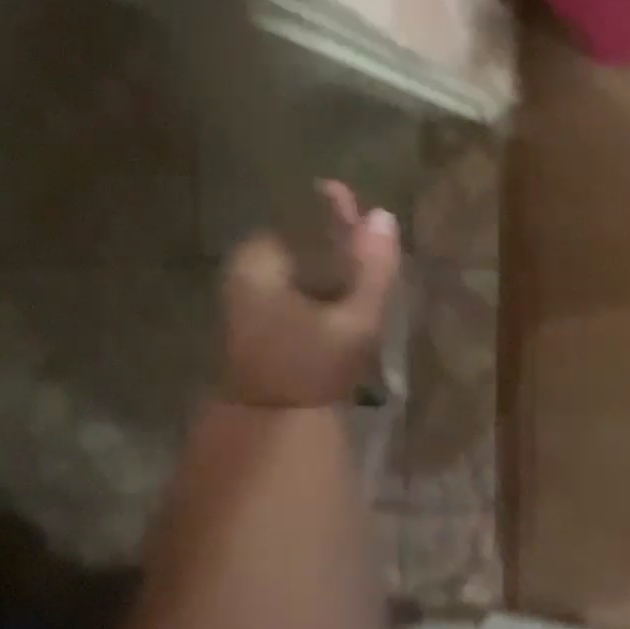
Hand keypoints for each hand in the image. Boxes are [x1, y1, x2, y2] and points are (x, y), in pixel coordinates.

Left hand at [220, 181, 398, 407]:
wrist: (268, 424)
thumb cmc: (310, 365)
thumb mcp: (354, 317)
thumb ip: (373, 267)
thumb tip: (384, 215)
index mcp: (260, 262)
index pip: (301, 215)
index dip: (335, 208)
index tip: (361, 205)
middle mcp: (245, 270)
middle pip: (299, 235)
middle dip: (334, 232)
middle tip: (369, 232)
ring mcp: (245, 294)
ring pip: (296, 259)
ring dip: (329, 256)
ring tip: (365, 256)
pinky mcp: (254, 315)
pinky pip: (291, 280)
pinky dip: (318, 278)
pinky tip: (344, 286)